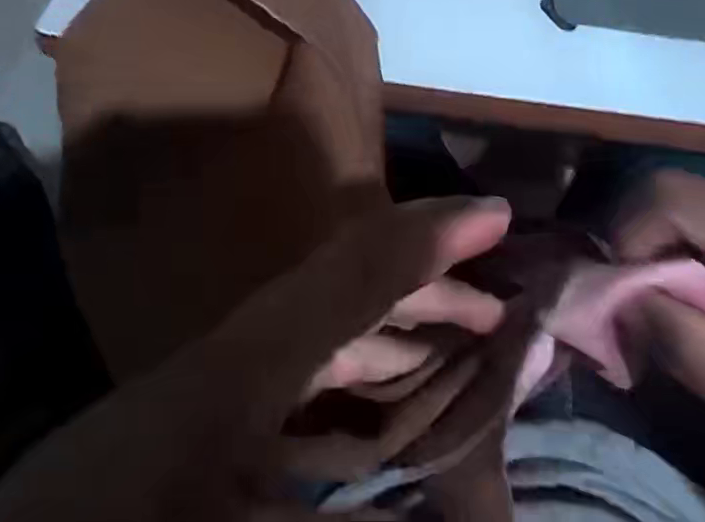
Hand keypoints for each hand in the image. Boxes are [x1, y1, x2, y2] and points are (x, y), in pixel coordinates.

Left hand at [0, 196, 511, 521]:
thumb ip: (365, 511)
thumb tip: (473, 492)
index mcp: (240, 362)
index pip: (354, 272)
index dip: (431, 237)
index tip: (497, 212)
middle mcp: (233, 352)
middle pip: (349, 287)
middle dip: (430, 283)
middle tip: (499, 305)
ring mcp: (216, 383)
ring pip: (331, 328)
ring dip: (402, 327)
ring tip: (465, 339)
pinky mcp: (205, 417)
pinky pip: (307, 371)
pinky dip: (363, 372)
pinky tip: (393, 396)